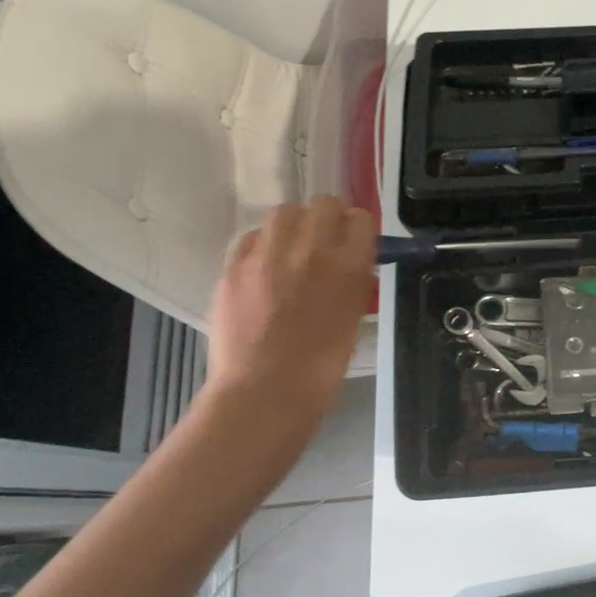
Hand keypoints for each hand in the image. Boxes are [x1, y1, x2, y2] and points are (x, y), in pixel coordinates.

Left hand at [205, 197, 375, 423]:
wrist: (265, 392)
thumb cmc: (320, 368)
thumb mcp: (353, 319)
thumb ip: (353, 282)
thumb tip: (350, 261)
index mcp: (348, 267)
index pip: (360, 219)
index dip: (357, 229)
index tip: (353, 242)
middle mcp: (310, 250)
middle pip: (323, 204)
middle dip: (327, 218)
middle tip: (323, 242)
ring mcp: (267, 255)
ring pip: (285, 212)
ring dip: (294, 225)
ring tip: (291, 250)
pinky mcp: (234, 266)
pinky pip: (253, 237)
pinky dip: (262, 245)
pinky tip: (263, 270)